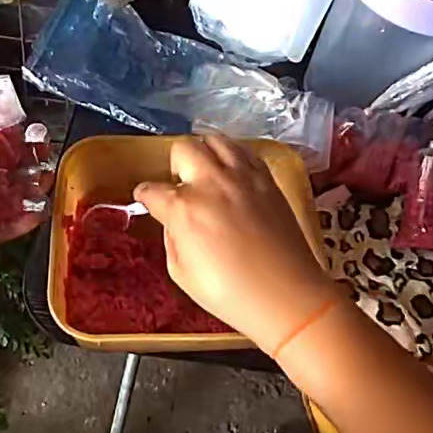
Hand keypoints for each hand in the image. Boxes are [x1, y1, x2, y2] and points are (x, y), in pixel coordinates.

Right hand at [134, 136, 337, 352]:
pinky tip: (233, 175)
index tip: (148, 200)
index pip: (152, 189)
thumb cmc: (230, 293)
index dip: (146, 196)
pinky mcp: (268, 178)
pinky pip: (245, 151)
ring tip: (207, 173)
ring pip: (215, 139)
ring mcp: (244, 176)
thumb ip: (172, 236)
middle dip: (175, 165)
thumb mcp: (181, 272)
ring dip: (204, 152)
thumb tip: (174, 219)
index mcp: (184, 207)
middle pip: (183, 148)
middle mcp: (212, 182)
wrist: (286, 293)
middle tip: (181, 185)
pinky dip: (232, 157)